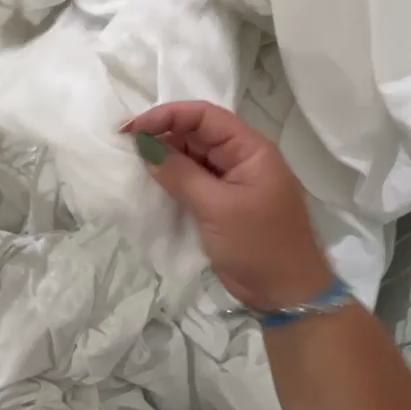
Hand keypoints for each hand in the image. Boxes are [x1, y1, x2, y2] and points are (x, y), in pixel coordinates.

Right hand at [123, 101, 333, 309]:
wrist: (286, 294)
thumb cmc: (259, 245)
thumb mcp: (217, 208)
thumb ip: (181, 174)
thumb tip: (146, 147)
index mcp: (251, 150)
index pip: (205, 116)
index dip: (168, 115)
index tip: (134, 129)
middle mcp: (241, 159)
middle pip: (197, 133)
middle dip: (162, 134)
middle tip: (124, 145)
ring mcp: (231, 182)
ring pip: (192, 157)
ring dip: (163, 157)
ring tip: (131, 161)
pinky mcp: (221, 204)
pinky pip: (192, 181)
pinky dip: (170, 178)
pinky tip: (148, 181)